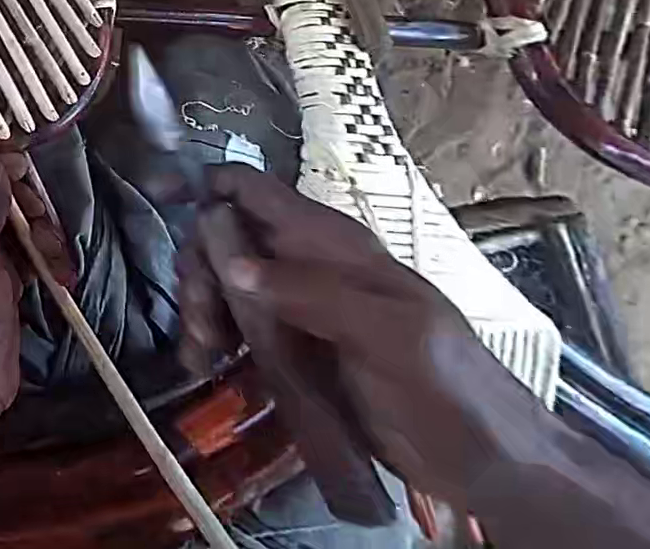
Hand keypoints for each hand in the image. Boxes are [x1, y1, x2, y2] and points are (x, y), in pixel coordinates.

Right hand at [177, 165, 551, 504]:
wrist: (490, 468)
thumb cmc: (451, 389)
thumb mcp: (394, 336)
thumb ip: (314, 293)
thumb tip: (230, 264)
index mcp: (326, 241)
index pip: (250, 187)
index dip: (201, 182)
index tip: (159, 196)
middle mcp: (299, 259)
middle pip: (218, 236)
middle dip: (198, 269)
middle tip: (202, 318)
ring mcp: (289, 299)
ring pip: (215, 278)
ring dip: (199, 307)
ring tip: (204, 350)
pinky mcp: (282, 337)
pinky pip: (227, 320)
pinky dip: (207, 336)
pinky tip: (205, 363)